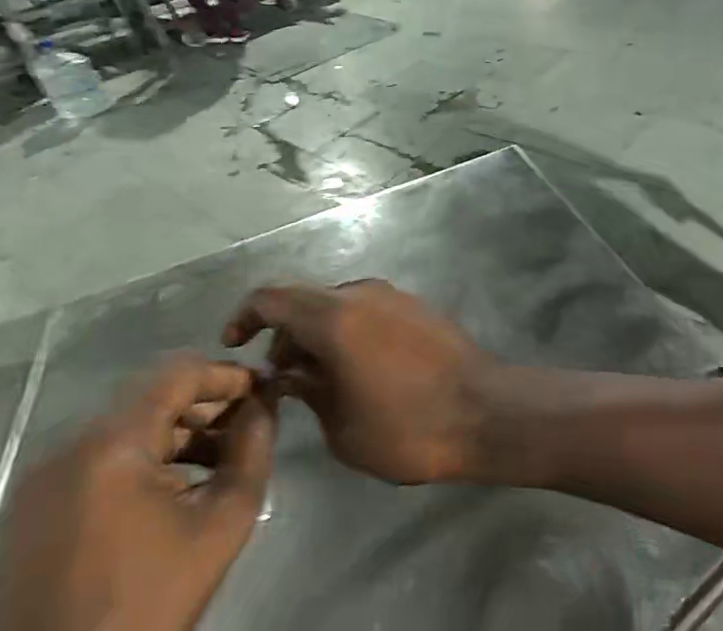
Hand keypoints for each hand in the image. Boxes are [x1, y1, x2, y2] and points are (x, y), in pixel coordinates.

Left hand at [0, 355, 275, 630]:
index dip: (227, 374)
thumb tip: (263, 405)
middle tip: (247, 426)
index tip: (264, 390)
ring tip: (218, 462)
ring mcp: (42, 478)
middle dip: (206, 406)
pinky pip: (97, 459)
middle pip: (150, 397)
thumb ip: (253, 450)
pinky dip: (141, 460)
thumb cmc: (151, 601)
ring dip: (176, 434)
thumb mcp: (223, 522)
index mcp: (110, 445)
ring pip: (124, 427)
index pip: (178, 373)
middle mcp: (67, 447)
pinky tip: (174, 490)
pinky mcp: (31, 507)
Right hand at [224, 280, 495, 484]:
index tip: (235, 346)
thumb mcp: (342, 426)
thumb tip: (291, 373)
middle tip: (281, 377)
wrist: (486, 411)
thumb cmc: (408, 428)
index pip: (272, 296)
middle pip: (305, 298)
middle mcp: (363, 293)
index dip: (245, 316)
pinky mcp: (416, 306)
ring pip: (337, 302)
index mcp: (336, 317)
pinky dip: (347, 329)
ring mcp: (394, 295)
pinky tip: (355, 368)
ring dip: (317, 332)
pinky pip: (366, 308)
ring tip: (318, 379)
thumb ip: (308, 391)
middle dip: (283, 332)